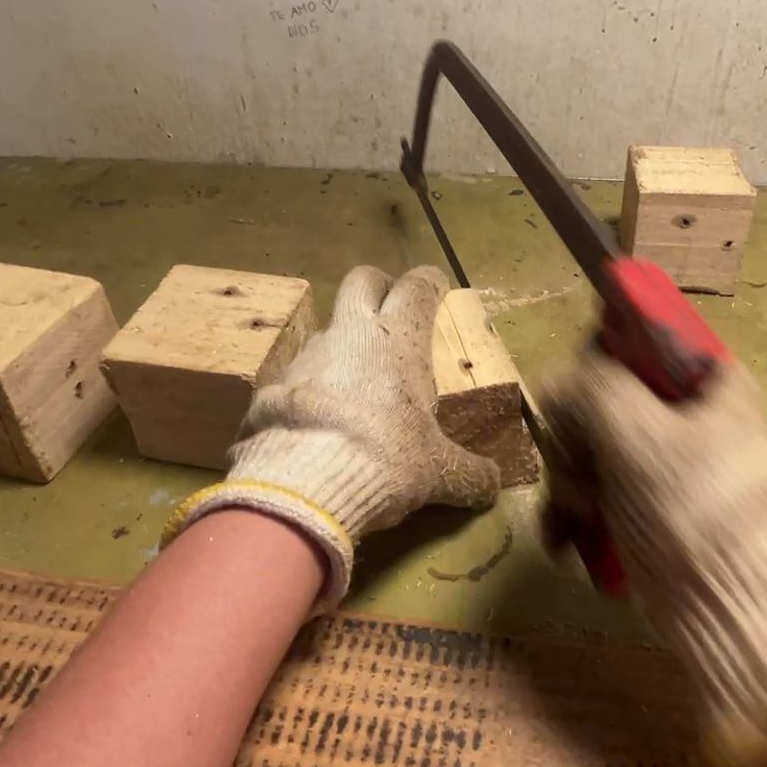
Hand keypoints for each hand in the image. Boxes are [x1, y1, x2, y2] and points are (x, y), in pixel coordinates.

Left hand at [161, 265, 500, 607]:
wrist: (302, 483)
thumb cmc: (388, 460)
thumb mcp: (439, 472)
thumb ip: (468, 473)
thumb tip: (493, 486)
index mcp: (399, 341)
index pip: (417, 288)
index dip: (429, 283)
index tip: (436, 288)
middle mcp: (352, 335)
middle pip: (362, 281)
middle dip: (378, 287)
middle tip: (390, 311)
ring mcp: (308, 356)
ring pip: (329, 329)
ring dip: (345, 347)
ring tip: (357, 386)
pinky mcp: (273, 386)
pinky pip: (300, 375)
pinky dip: (315, 389)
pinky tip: (322, 423)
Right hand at [539, 350, 766, 766]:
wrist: (738, 618)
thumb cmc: (696, 511)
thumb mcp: (637, 432)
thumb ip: (589, 388)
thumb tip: (556, 382)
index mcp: (711, 382)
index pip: (638, 342)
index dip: (598, 365)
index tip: (576, 401)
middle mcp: (696, 417)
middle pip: (607, 402)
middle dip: (577, 444)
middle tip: (576, 476)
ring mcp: (676, 470)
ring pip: (598, 451)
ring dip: (572, 486)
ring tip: (572, 523)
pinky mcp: (659, 515)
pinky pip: (607, 496)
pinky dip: (582, 517)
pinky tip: (566, 544)